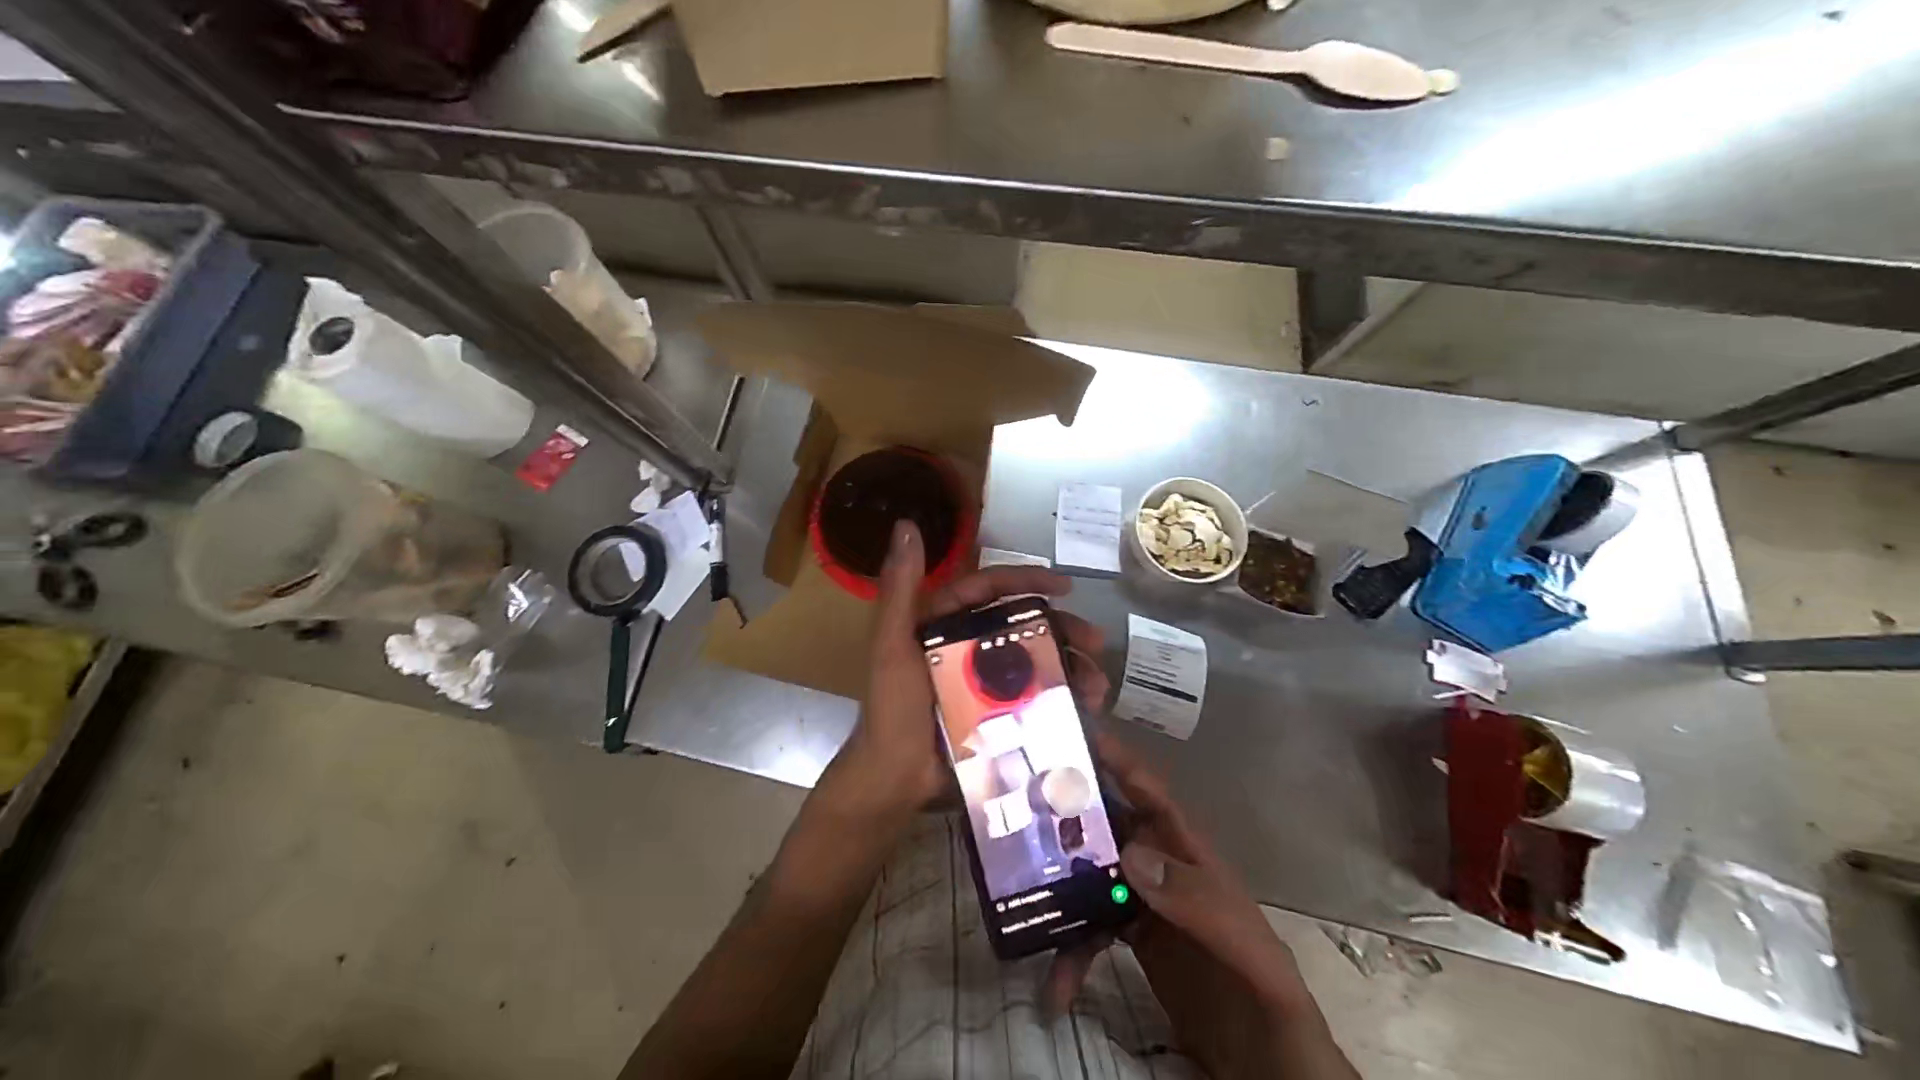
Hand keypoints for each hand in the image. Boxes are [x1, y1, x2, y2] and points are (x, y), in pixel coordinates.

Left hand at [843, 520, 1110, 814]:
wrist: (895, 779)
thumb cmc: (893, 707)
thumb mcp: (892, 643)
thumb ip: (900, 587)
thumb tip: (907, 524)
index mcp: (944, 626)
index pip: (990, 591)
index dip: (1026, 581)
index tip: (1065, 586)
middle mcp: (969, 649)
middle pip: (1024, 626)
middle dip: (1064, 629)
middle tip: (1096, 641)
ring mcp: (987, 685)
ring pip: (1037, 664)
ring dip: (1072, 667)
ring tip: (1097, 684)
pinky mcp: (1000, 717)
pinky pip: (1038, 700)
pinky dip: (1065, 700)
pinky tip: (1088, 708)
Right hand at [1044, 733, 1358, 1079]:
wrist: (1268, 1060)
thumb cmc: (1265, 990)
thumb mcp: (1241, 944)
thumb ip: (1194, 900)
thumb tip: (1130, 854)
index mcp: (1189, 854)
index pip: (1149, 794)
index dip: (1115, 760)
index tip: (1072, 735)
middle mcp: (1161, 866)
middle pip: (1107, 827)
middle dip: (1065, 818)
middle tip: (1015, 812)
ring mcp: (1144, 902)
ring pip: (1089, 876)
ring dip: (1057, 895)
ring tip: (1023, 915)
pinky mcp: (1132, 938)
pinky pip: (1088, 929)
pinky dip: (1069, 952)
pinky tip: (1055, 988)